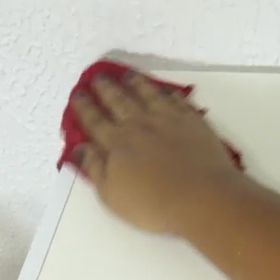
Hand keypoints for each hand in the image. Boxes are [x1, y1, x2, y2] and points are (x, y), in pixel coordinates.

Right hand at [69, 71, 250, 235]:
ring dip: (135, 83)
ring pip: (148, 94)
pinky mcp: (192, 121)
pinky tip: (165, 91)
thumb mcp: (112, 195)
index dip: (84, 107)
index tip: (77, 94)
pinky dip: (168, 93)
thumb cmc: (152, 205)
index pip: (95, 121)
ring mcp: (168, 119)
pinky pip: (177, 100)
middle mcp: (140, 124)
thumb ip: (94, 168)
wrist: (201, 197)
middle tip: (98, 76)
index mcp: (117, 143)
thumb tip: (79, 147)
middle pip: (119, 101)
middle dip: (106, 88)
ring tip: (127, 74)